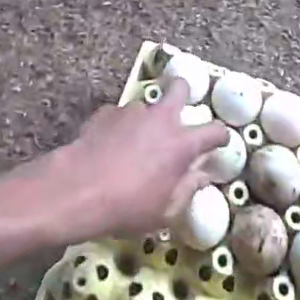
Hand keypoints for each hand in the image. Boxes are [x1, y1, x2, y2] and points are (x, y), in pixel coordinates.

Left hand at [0, 78, 226, 266]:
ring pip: (145, 106)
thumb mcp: (165, 211)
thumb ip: (188, 189)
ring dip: (144, 120)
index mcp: (182, 144)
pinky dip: (118, 128)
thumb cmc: (128, 207)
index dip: (220, 136)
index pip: (215, 131)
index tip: (218, 143)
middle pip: (180, 87)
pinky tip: (107, 147)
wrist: (78, 188)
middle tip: (177, 109)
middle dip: (182, 91)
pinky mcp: (107, 111)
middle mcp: (161, 119)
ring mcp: (133, 111)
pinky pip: (119, 116)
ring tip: (130, 145)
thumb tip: (202, 175)